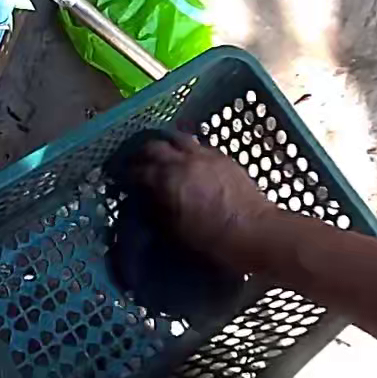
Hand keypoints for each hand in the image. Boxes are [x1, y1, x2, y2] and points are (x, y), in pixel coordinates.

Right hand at [127, 133, 285, 271]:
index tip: (121, 178)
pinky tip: (188, 160)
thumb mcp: (174, 230)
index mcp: (166, 179)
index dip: (126, 173)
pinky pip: (199, 145)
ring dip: (166, 145)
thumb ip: (157, 210)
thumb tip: (147, 200)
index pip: (138, 170)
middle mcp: (183, 161)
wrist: (256, 233)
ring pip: (178, 138)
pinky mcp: (224, 158)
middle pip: (154, 146)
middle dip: (142, 153)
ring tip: (162, 154)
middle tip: (137, 162)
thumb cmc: (212, 239)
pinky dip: (187, 149)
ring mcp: (205, 156)